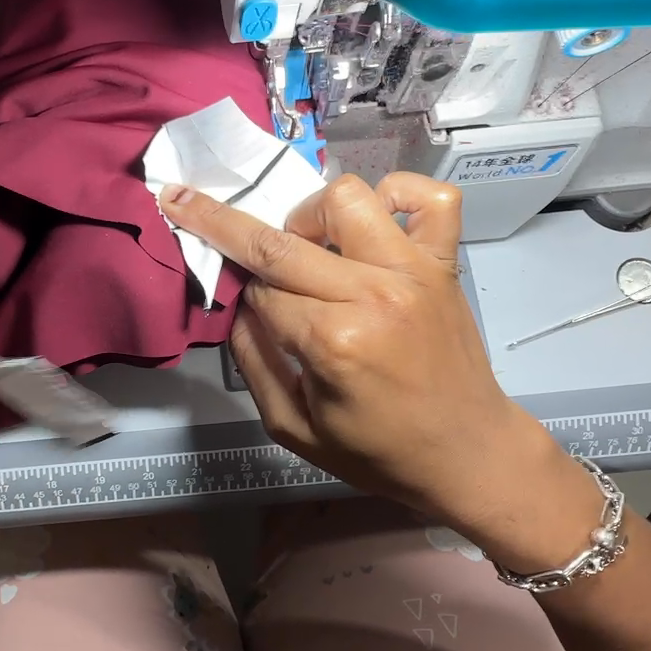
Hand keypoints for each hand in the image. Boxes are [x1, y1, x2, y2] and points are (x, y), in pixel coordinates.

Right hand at [158, 174, 584, 540]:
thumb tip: (236, 305)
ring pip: (345, 198)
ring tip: (309, 247)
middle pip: (281, 241)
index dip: (244, 299)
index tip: (244, 307)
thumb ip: (252, 362)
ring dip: (309, 216)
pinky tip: (373, 223)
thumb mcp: (292, 428)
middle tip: (184, 199)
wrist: (467, 455)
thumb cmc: (377, 451)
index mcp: (333, 342)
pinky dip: (396, 196)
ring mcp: (414, 270)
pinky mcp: (444, 263)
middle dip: (221, 220)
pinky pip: (427, 198)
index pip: (260, 293)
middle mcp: (372, 293)